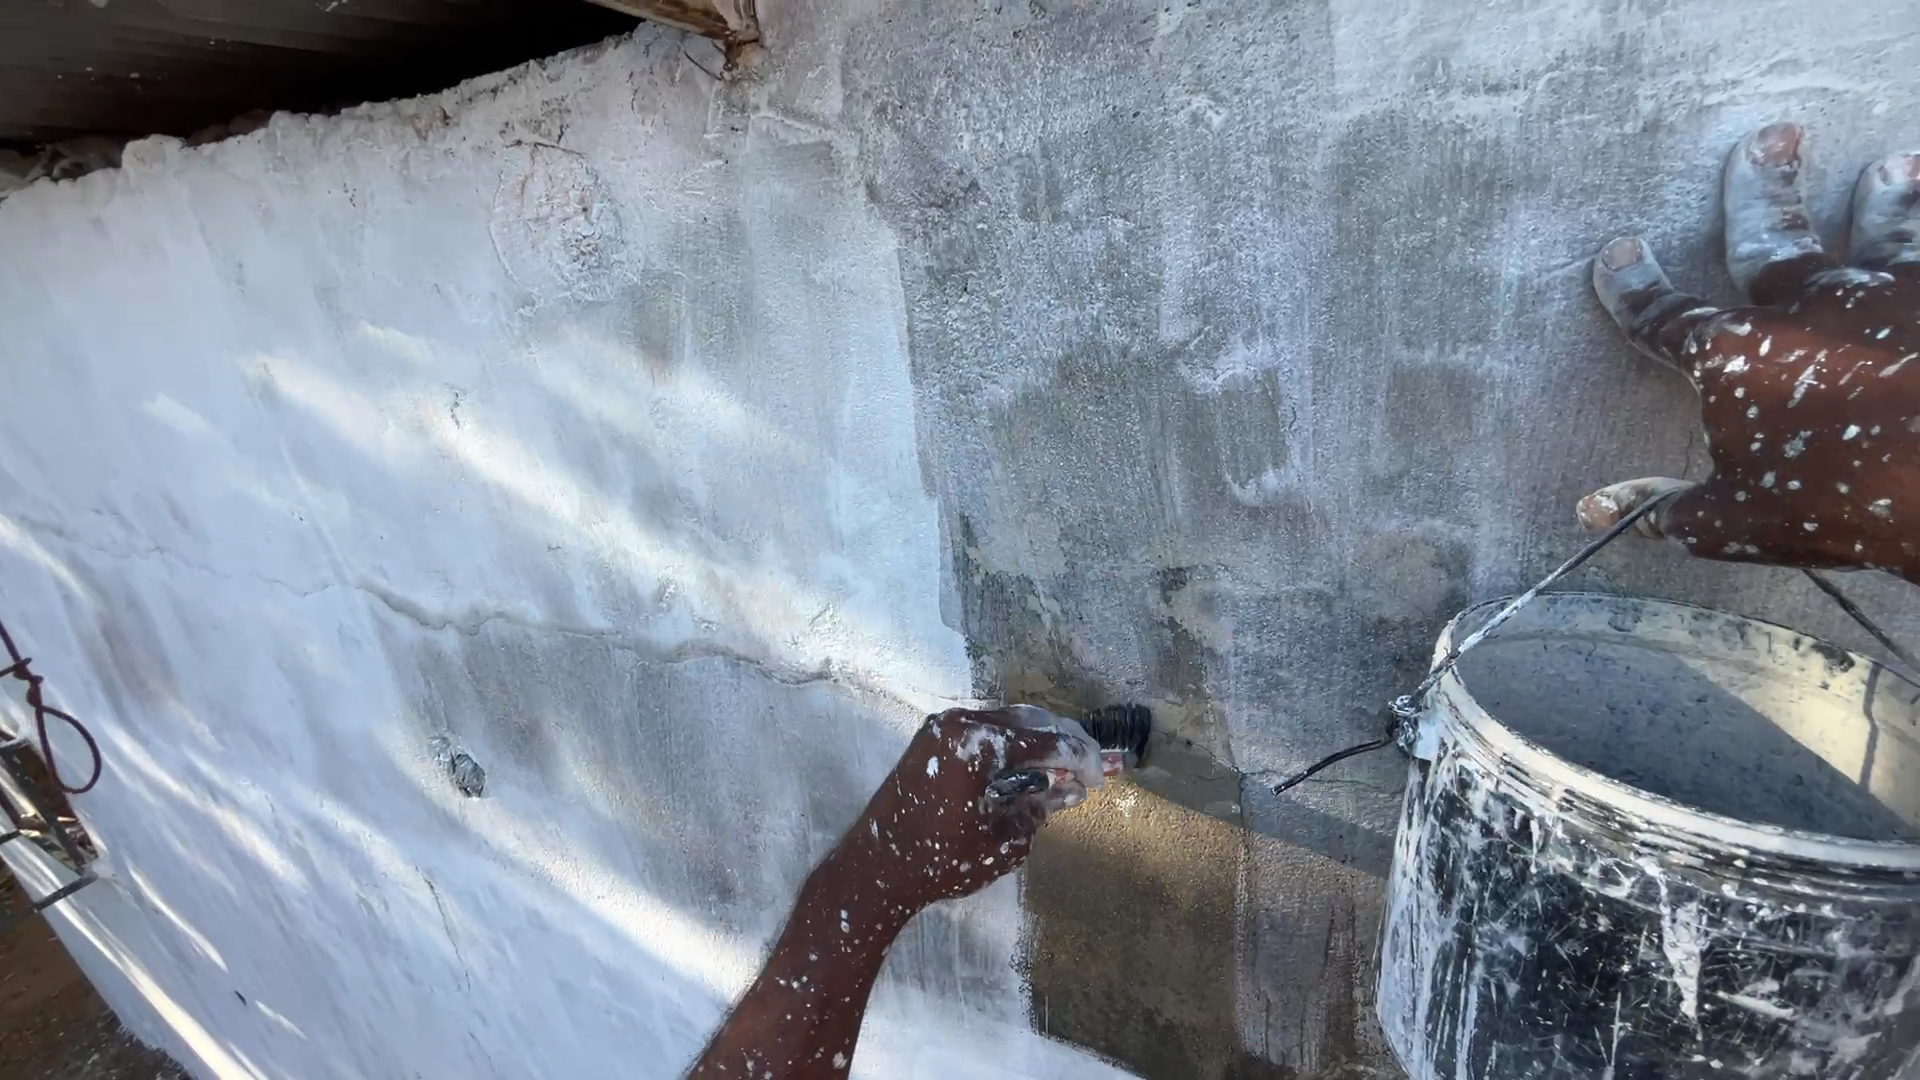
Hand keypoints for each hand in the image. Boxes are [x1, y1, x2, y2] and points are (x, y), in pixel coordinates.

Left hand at [686, 706, 1101, 1079]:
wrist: (874, 869)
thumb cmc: (938, 861)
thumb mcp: (1001, 843)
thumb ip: (1039, 811)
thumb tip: (1069, 791)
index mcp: (976, 743)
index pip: (1042, 742)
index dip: (1078, 757)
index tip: (1102, 771)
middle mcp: (958, 722)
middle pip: (1025, 723)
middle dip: (1060, 743)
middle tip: (1088, 765)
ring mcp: (941, 726)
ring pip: (1004, 722)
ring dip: (1035, 741)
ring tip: (1064, 766)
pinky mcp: (932, 736)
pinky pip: (982, 729)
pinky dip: (1008, 743)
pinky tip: (1028, 763)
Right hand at [1585, 123, 1919, 581]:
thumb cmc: (1838, 500)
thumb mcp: (1730, 521)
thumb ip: (1658, 508)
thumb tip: (1588, 510)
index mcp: (1735, 357)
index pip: (1664, 316)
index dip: (1633, 285)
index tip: (1618, 250)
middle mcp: (1813, 308)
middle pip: (1773, 241)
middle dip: (1762, 192)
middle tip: (1766, 141)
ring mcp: (1905, 295)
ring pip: (1889, 231)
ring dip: (1886, 198)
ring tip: (1891, 165)